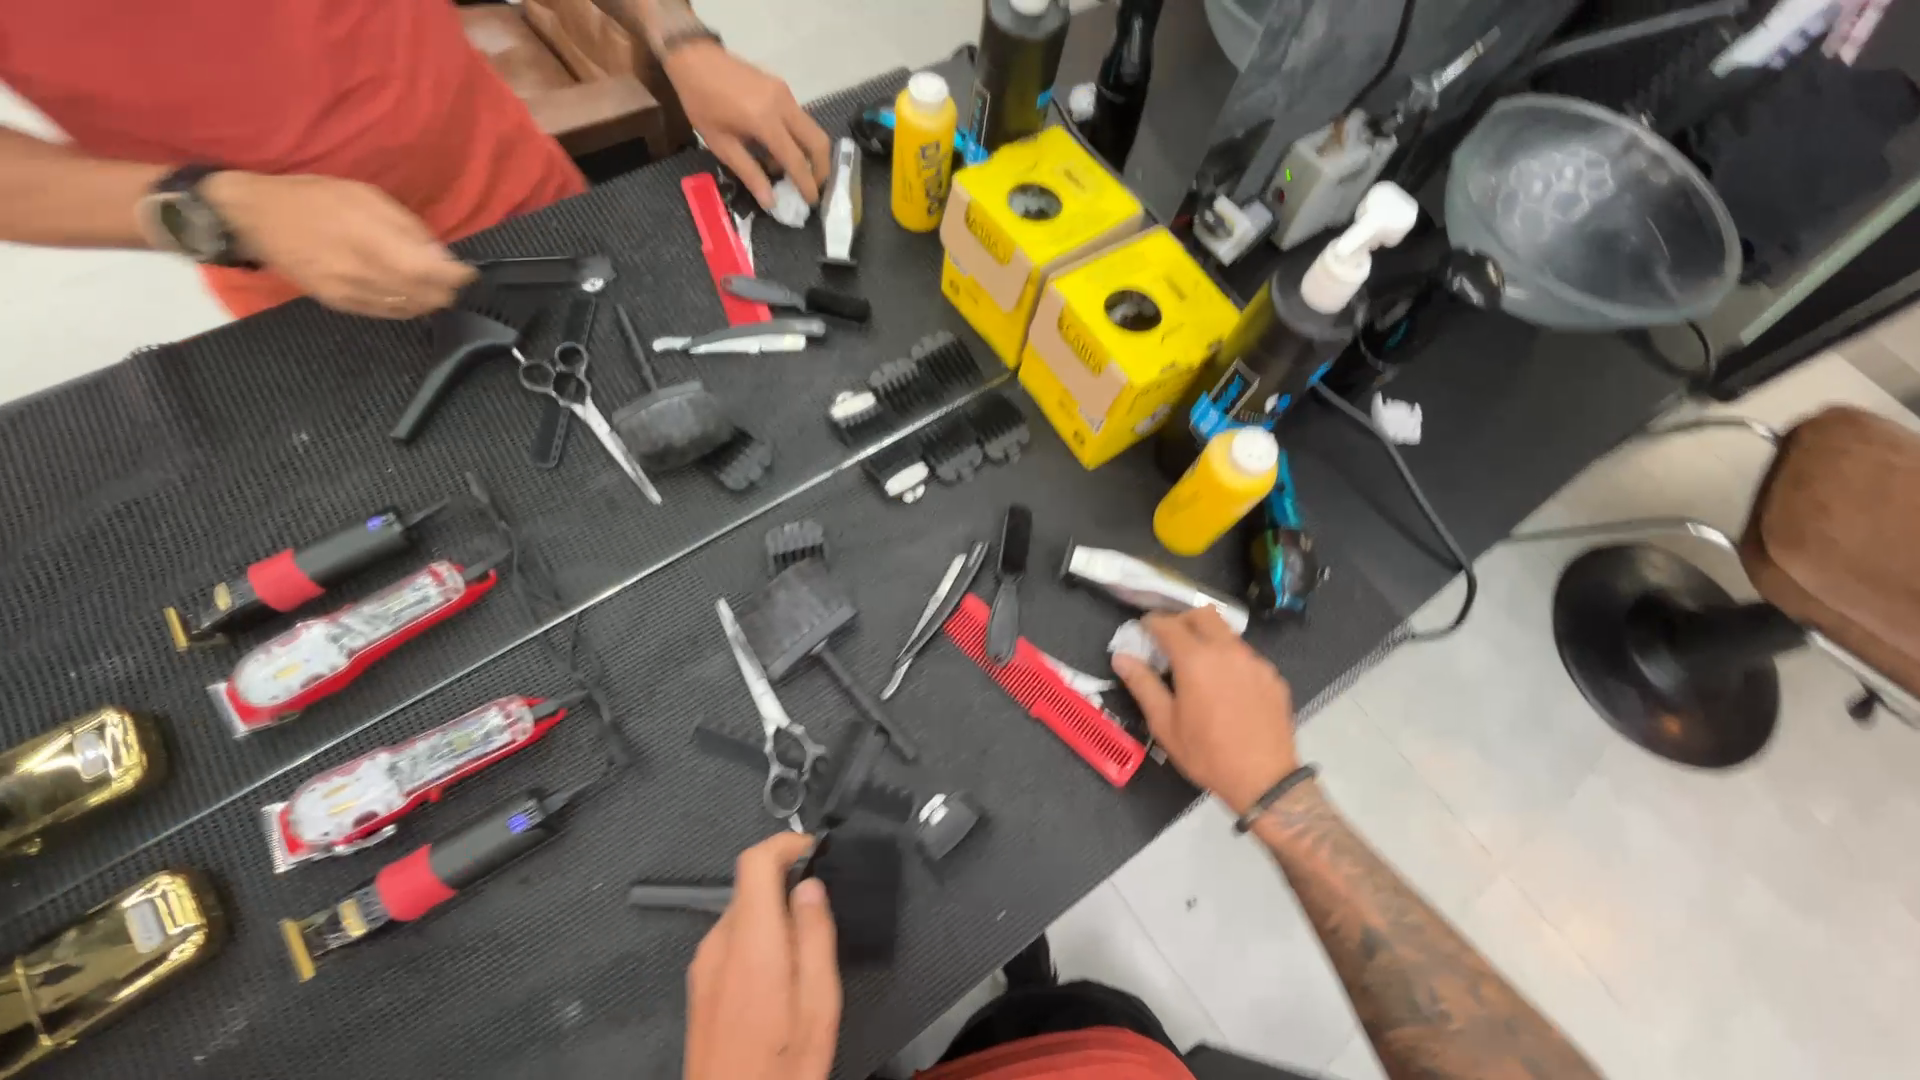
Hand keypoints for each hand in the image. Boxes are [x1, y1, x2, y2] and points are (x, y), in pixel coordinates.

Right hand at [201, 172, 474, 319]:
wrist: (252, 217)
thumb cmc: (313, 198)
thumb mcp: (366, 197)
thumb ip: (409, 229)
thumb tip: (444, 257)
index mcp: (367, 239)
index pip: (429, 272)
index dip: (458, 278)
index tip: (471, 274)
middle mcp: (359, 272)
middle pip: (426, 296)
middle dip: (448, 290)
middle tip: (455, 280)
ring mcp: (349, 293)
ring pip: (411, 308)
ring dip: (430, 299)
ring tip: (434, 284)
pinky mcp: (340, 305)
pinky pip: (389, 313)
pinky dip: (408, 305)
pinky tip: (409, 291)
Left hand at [664, 42, 831, 208]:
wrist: (695, 58)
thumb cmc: (702, 103)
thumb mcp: (721, 144)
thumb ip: (750, 173)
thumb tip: (770, 202)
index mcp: (764, 120)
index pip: (796, 159)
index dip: (806, 184)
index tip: (810, 202)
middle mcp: (782, 105)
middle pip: (818, 142)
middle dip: (821, 169)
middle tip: (813, 186)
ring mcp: (785, 94)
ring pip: (813, 130)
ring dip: (810, 154)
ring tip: (792, 170)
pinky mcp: (783, 88)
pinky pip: (801, 119)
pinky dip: (799, 139)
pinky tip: (779, 149)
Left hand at [684, 832, 840, 1079]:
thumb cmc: (784, 1068)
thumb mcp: (819, 1005)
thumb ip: (815, 937)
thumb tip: (810, 887)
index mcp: (750, 944)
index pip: (754, 862)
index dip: (785, 844)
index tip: (814, 852)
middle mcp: (718, 946)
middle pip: (749, 887)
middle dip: (786, 887)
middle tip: (822, 917)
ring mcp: (702, 967)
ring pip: (741, 914)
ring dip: (773, 915)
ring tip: (805, 960)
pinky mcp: (699, 987)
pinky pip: (731, 941)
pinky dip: (758, 939)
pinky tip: (780, 982)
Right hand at [1112, 610, 1299, 815]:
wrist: (1264, 780)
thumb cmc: (1207, 753)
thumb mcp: (1165, 724)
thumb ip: (1142, 685)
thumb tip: (1121, 658)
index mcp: (1195, 660)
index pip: (1169, 624)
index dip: (1152, 622)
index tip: (1143, 628)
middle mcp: (1227, 651)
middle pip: (1203, 614)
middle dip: (1182, 619)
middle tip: (1170, 639)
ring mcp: (1255, 662)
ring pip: (1228, 633)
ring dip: (1208, 638)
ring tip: (1198, 664)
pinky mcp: (1273, 676)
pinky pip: (1246, 656)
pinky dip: (1230, 659)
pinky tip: (1226, 686)